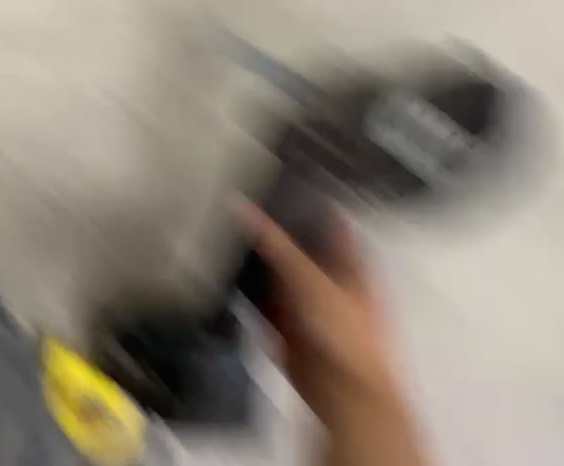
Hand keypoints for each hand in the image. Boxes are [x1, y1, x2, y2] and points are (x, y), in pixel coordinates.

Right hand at [236, 202, 400, 422]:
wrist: (342, 392)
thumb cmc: (343, 331)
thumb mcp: (310, 279)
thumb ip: (275, 242)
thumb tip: (239, 203)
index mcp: (349, 263)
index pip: (329, 218)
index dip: (309, 194)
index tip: (277, 170)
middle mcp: (327, 275)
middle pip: (296, 239)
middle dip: (269, 219)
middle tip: (232, 188)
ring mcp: (304, 297)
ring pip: (273, 264)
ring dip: (250, 249)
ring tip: (214, 216)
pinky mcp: (283, 317)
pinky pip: (257, 291)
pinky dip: (240, 279)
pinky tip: (214, 260)